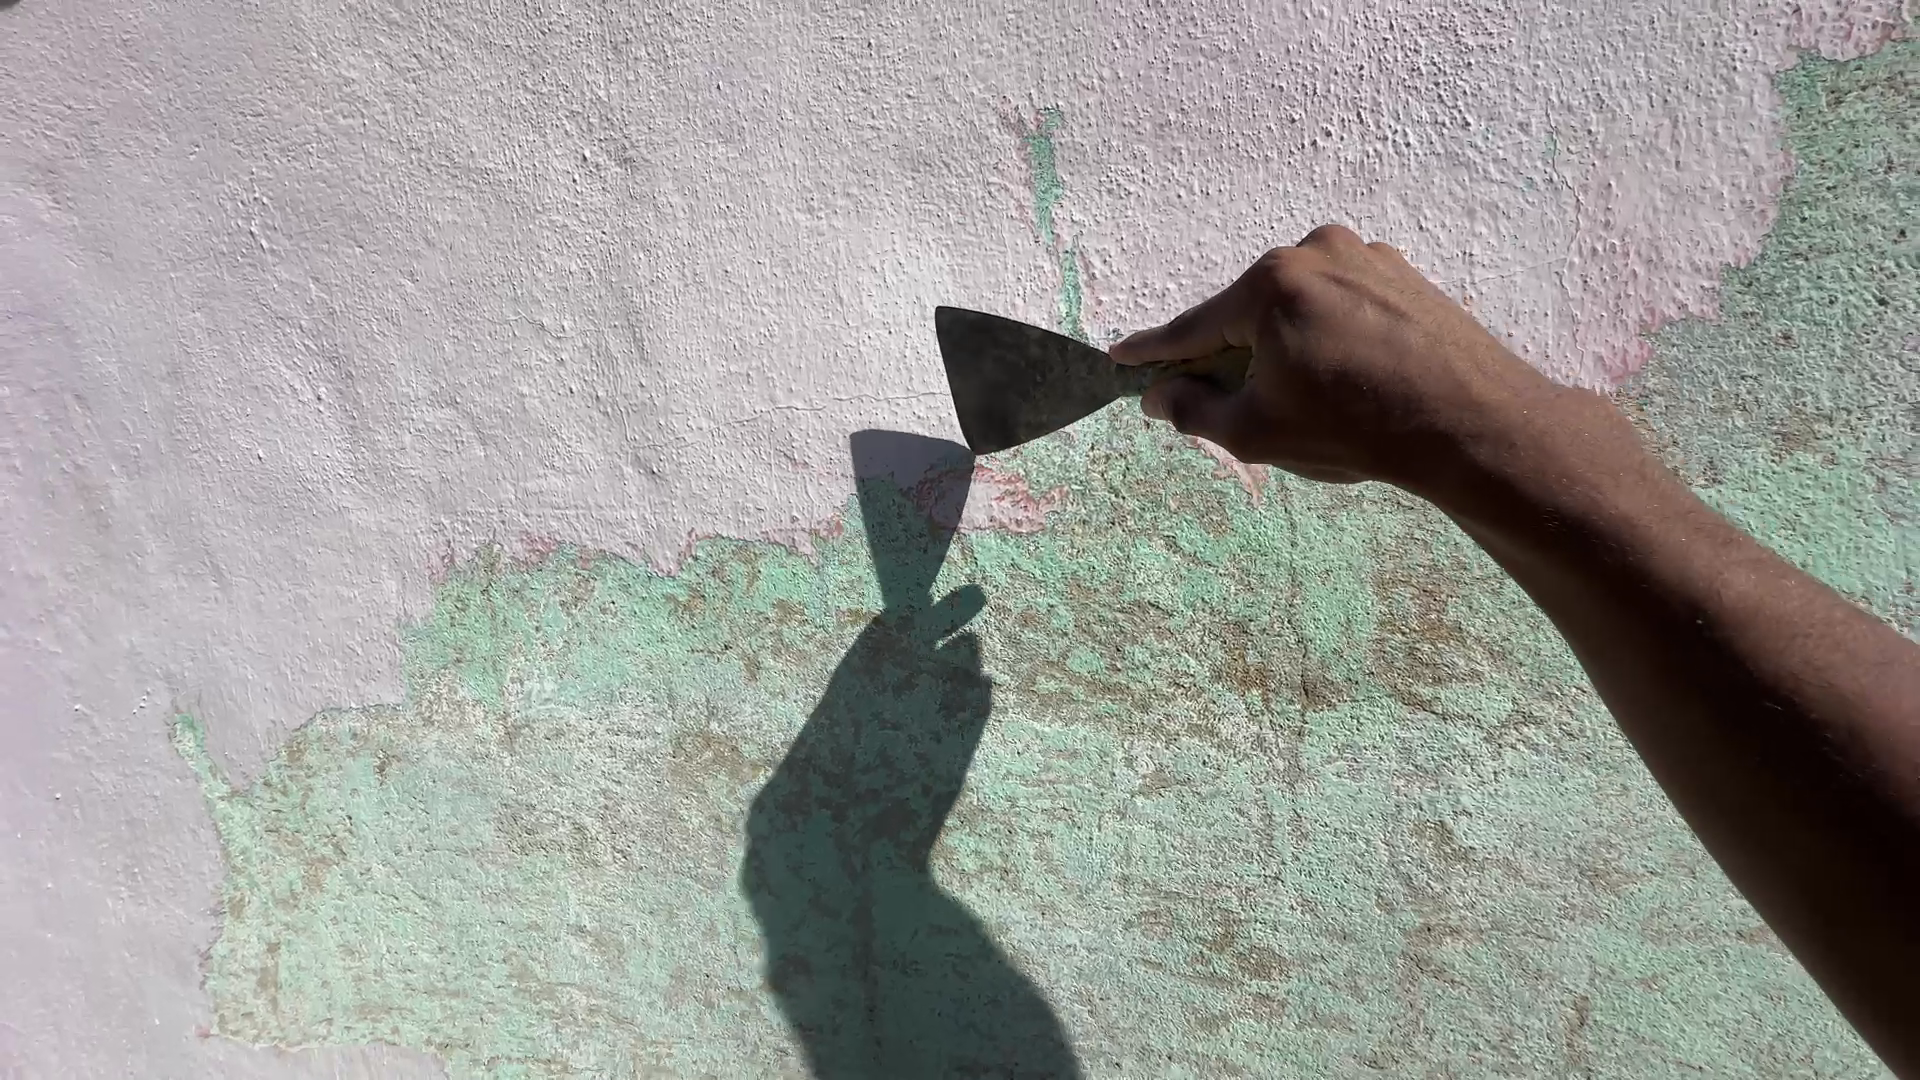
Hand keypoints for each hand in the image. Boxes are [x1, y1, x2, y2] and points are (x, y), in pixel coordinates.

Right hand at [1111, 224, 1570, 491]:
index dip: (1150, 352)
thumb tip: (1157, 395)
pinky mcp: (1400, 272)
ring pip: (1290, 307)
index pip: (1191, 329)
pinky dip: (1318, 334)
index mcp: (1269, 286)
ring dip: (1275, 346)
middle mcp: (1313, 252)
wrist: (1472, 423)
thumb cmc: (1349, 428)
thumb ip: (1191, 409)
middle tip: (1223, 400)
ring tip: (1295, 394)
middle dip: (1226, 356)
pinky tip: (1336, 373)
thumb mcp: (1251, 432)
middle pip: (1242, 314)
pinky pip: (1334, 302)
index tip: (1118, 356)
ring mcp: (1363, 255)